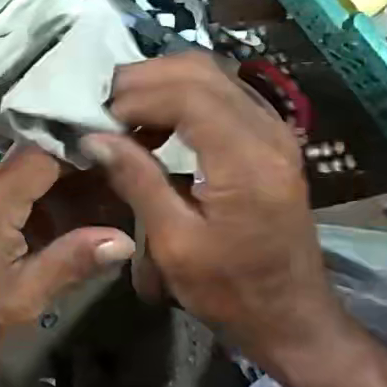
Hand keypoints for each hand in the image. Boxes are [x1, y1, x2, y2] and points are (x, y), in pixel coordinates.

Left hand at [0, 145, 135, 375]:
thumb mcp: (26, 295)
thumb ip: (73, 261)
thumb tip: (124, 240)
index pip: (45, 153)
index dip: (85, 148)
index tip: (124, 152)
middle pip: (38, 156)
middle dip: (81, 163)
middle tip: (124, 172)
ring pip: (29, 170)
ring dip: (67, 180)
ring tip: (110, 190)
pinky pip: (17, 188)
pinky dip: (48, 196)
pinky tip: (78, 214)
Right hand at [83, 52, 353, 370]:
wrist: (293, 316)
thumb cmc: (232, 291)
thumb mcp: (175, 245)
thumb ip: (138, 181)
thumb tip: (93, 137)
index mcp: (247, 160)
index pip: (187, 94)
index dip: (136, 96)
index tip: (98, 118)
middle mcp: (268, 131)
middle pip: (201, 70)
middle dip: (145, 79)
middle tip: (103, 107)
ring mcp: (275, 130)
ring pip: (213, 74)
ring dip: (163, 84)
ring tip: (124, 116)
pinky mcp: (271, 137)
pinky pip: (223, 93)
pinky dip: (184, 95)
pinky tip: (157, 126)